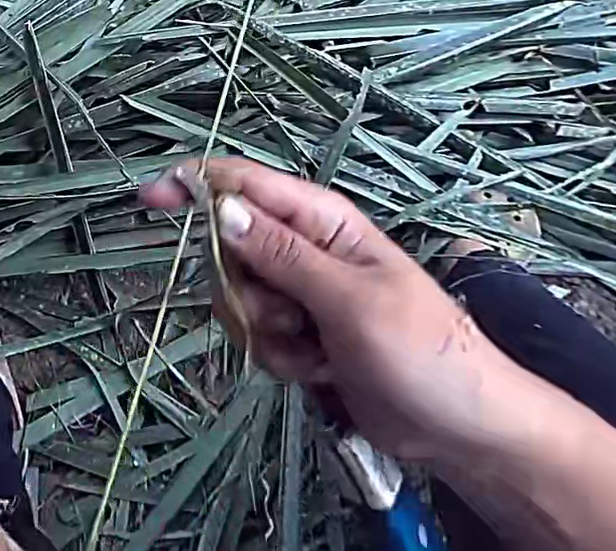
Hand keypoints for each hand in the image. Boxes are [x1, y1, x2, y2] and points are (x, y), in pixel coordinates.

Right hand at [140, 157, 532, 461]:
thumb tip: (223, 209)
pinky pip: (253, 331)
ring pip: (235, 293)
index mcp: (320, 218)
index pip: (243, 184)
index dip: (195, 184)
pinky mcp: (295, 327)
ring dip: (265, 329)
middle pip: (227, 245)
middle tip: (288, 314)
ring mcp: (296, 288)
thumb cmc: (425, 353)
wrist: (464, 433)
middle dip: (243, 286)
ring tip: (315, 347)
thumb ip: (282, 253)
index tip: (151, 198)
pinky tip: (318, 367)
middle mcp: (301, 245)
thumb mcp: (351, 300)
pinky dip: (278, 355)